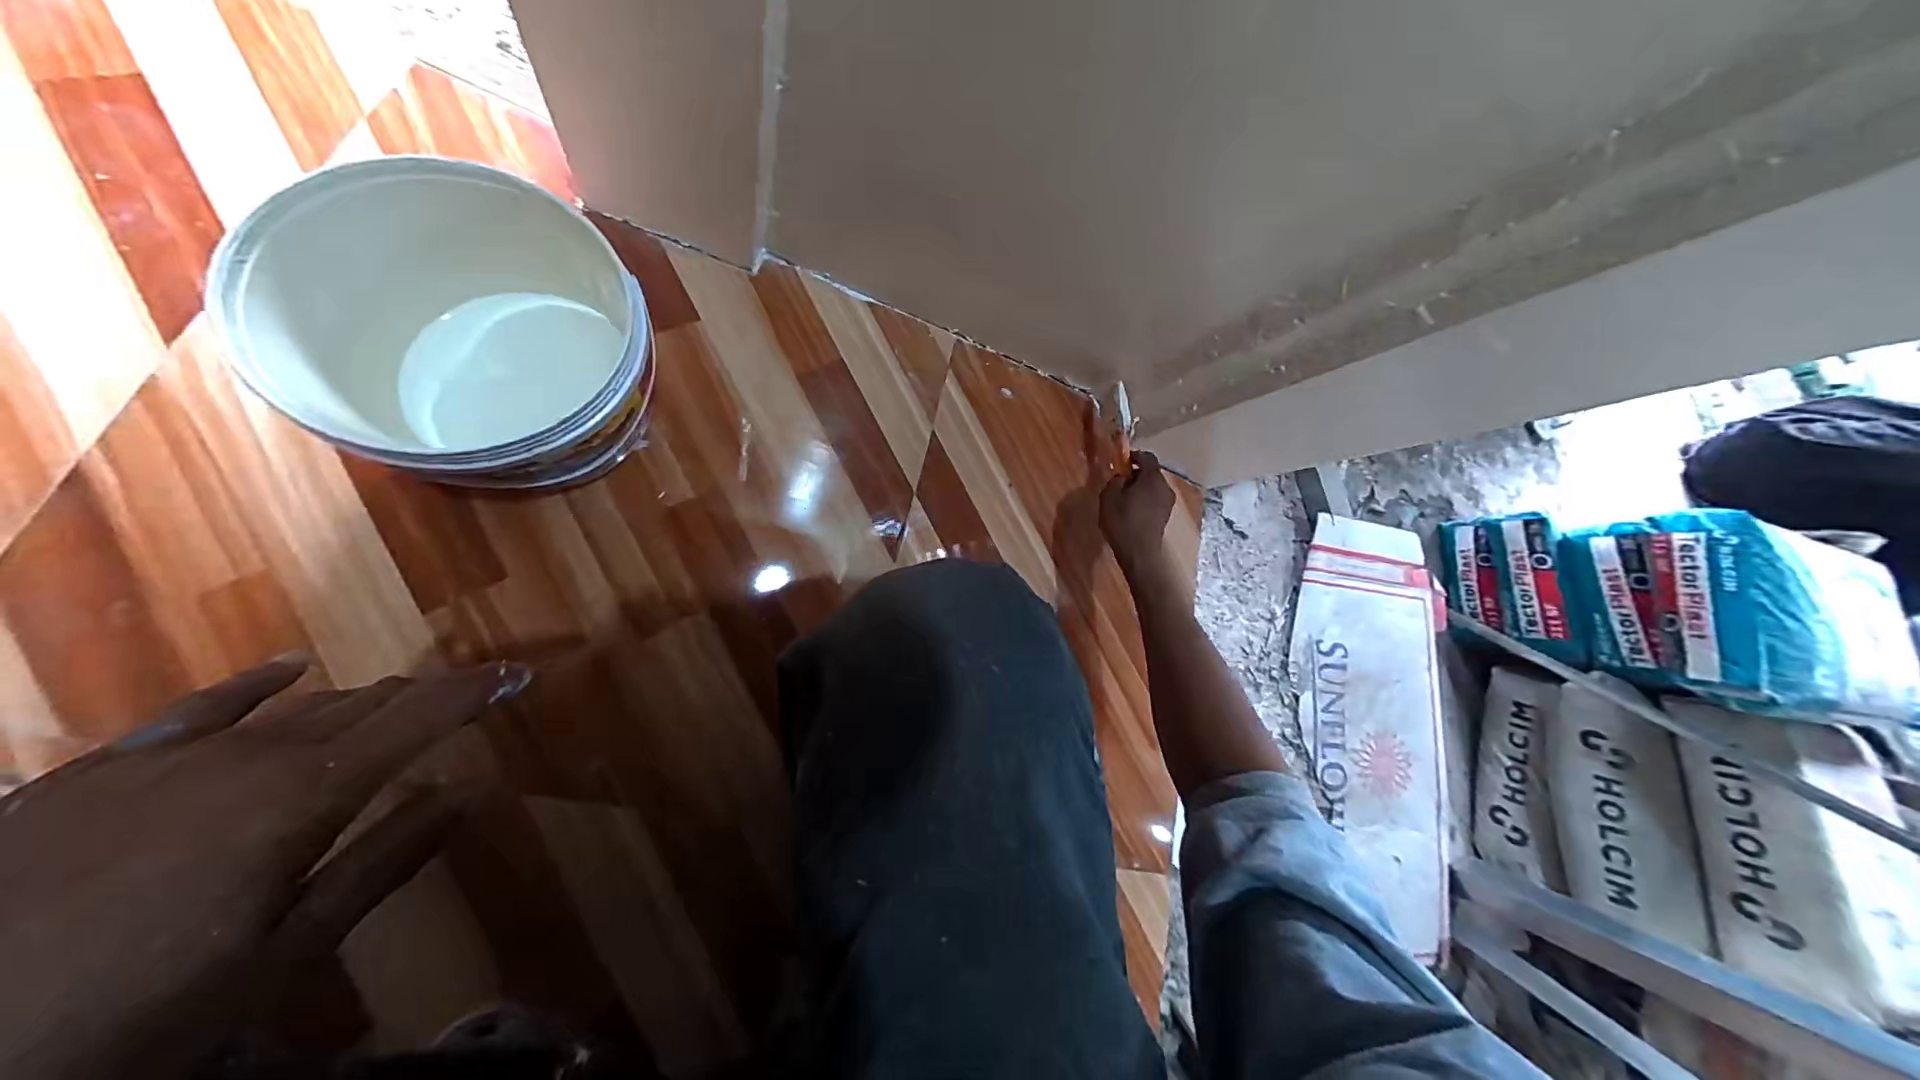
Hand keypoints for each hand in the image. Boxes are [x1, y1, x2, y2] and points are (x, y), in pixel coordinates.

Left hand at [0, 654, 531, 1079]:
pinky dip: (258, 684)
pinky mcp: (96, 772)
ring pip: (296, 707)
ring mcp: (166, 758)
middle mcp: (247, 756)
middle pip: (363, 706)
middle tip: (470, 697)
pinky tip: (292, 667)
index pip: (416, 720)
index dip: (475, 692)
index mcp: (302, 796)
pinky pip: (198, 707)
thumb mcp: (282, 953)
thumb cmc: (136, 1015)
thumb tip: (472, 790)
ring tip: (402, 699)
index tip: (521, 674)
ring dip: (361, 701)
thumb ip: (384, 860)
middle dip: (424, 698)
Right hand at [1099, 450, 1175, 580]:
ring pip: (1154, 487)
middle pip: (1152, 472)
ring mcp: (1168, 502)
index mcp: (1152, 478)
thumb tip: (1122, 477)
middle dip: (1137, 473)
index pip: (1147, 457)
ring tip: (1125, 498)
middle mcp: (1164, 487)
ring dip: (1141, 488)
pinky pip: (1155, 500)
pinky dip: (1145, 500)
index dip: (1134, 455)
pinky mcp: (1165, 515)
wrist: (1139, 552)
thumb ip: (1115, 481)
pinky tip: (1132, 511)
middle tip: (1121, 481)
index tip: (1122, 461)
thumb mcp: (1109, 496)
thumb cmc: (1122, 521)